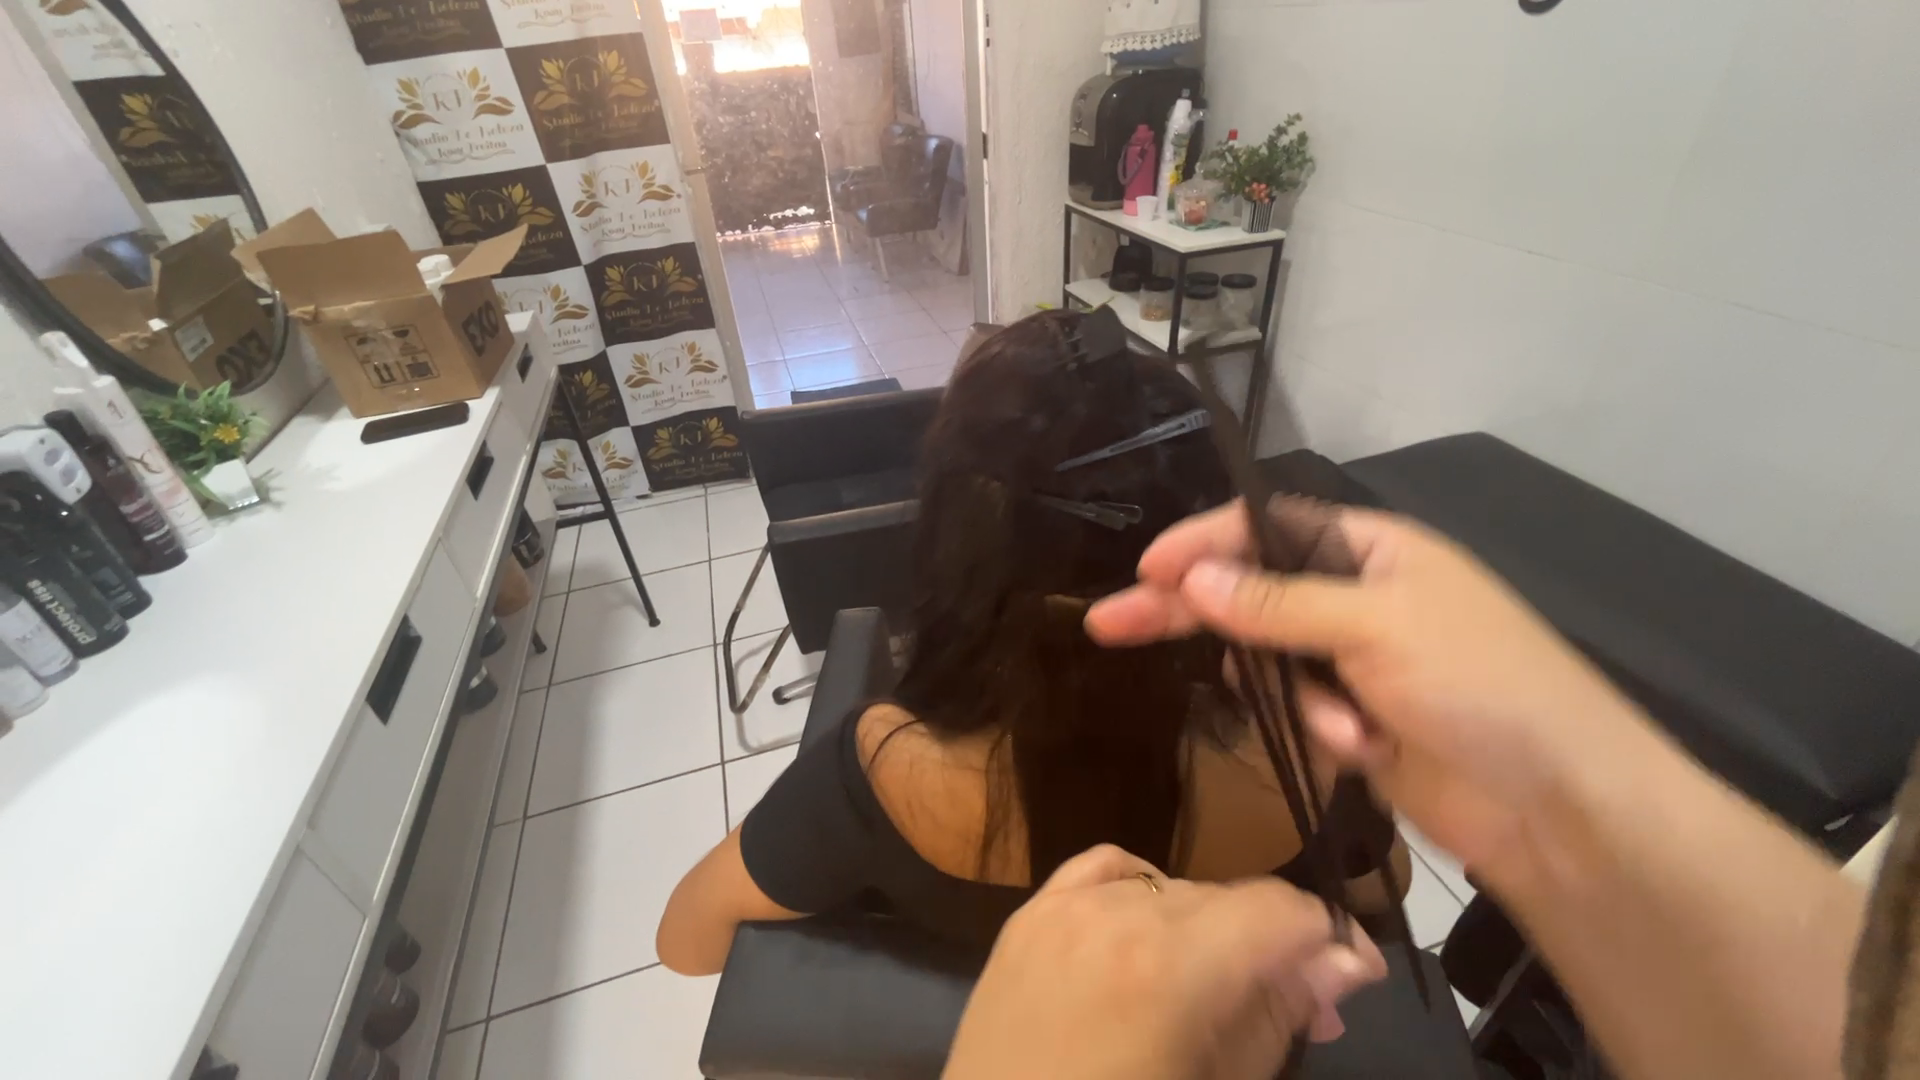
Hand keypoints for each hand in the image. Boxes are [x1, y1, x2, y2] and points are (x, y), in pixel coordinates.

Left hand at [943, 845, 1384, 1079]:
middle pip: (1224, 899)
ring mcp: (1064, 907)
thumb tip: (1344, 960)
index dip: (1328, 936)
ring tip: (1208, 983)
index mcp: (1171, 965)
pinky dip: (1136, 887)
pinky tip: (1145, 927)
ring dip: (1204, 926)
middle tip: (1288, 1004)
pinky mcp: (1028, 914)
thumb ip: (1278, 1014)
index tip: (1352, 975)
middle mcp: (1118, 914)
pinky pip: (1101, 869)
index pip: (1276, 909)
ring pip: (1167, 887)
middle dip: (1268, 944)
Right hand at [1085, 500, 1650, 890]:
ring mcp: (1350, 659)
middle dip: (1185, 610)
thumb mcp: (1375, 627)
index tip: (1147, 569)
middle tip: (1109, 622)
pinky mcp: (1350, 716)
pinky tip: (1360, 748)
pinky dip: (1319, 729)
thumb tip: (1190, 578)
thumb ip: (1274, 602)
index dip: (1202, 544)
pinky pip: (1295, 709)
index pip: (1263, 528)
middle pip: (1246, 591)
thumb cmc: (1481, 686)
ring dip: (1292, 697)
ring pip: (1267, 660)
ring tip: (1343, 729)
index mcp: (1370, 550)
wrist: (1561, 809)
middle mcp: (1353, 595)